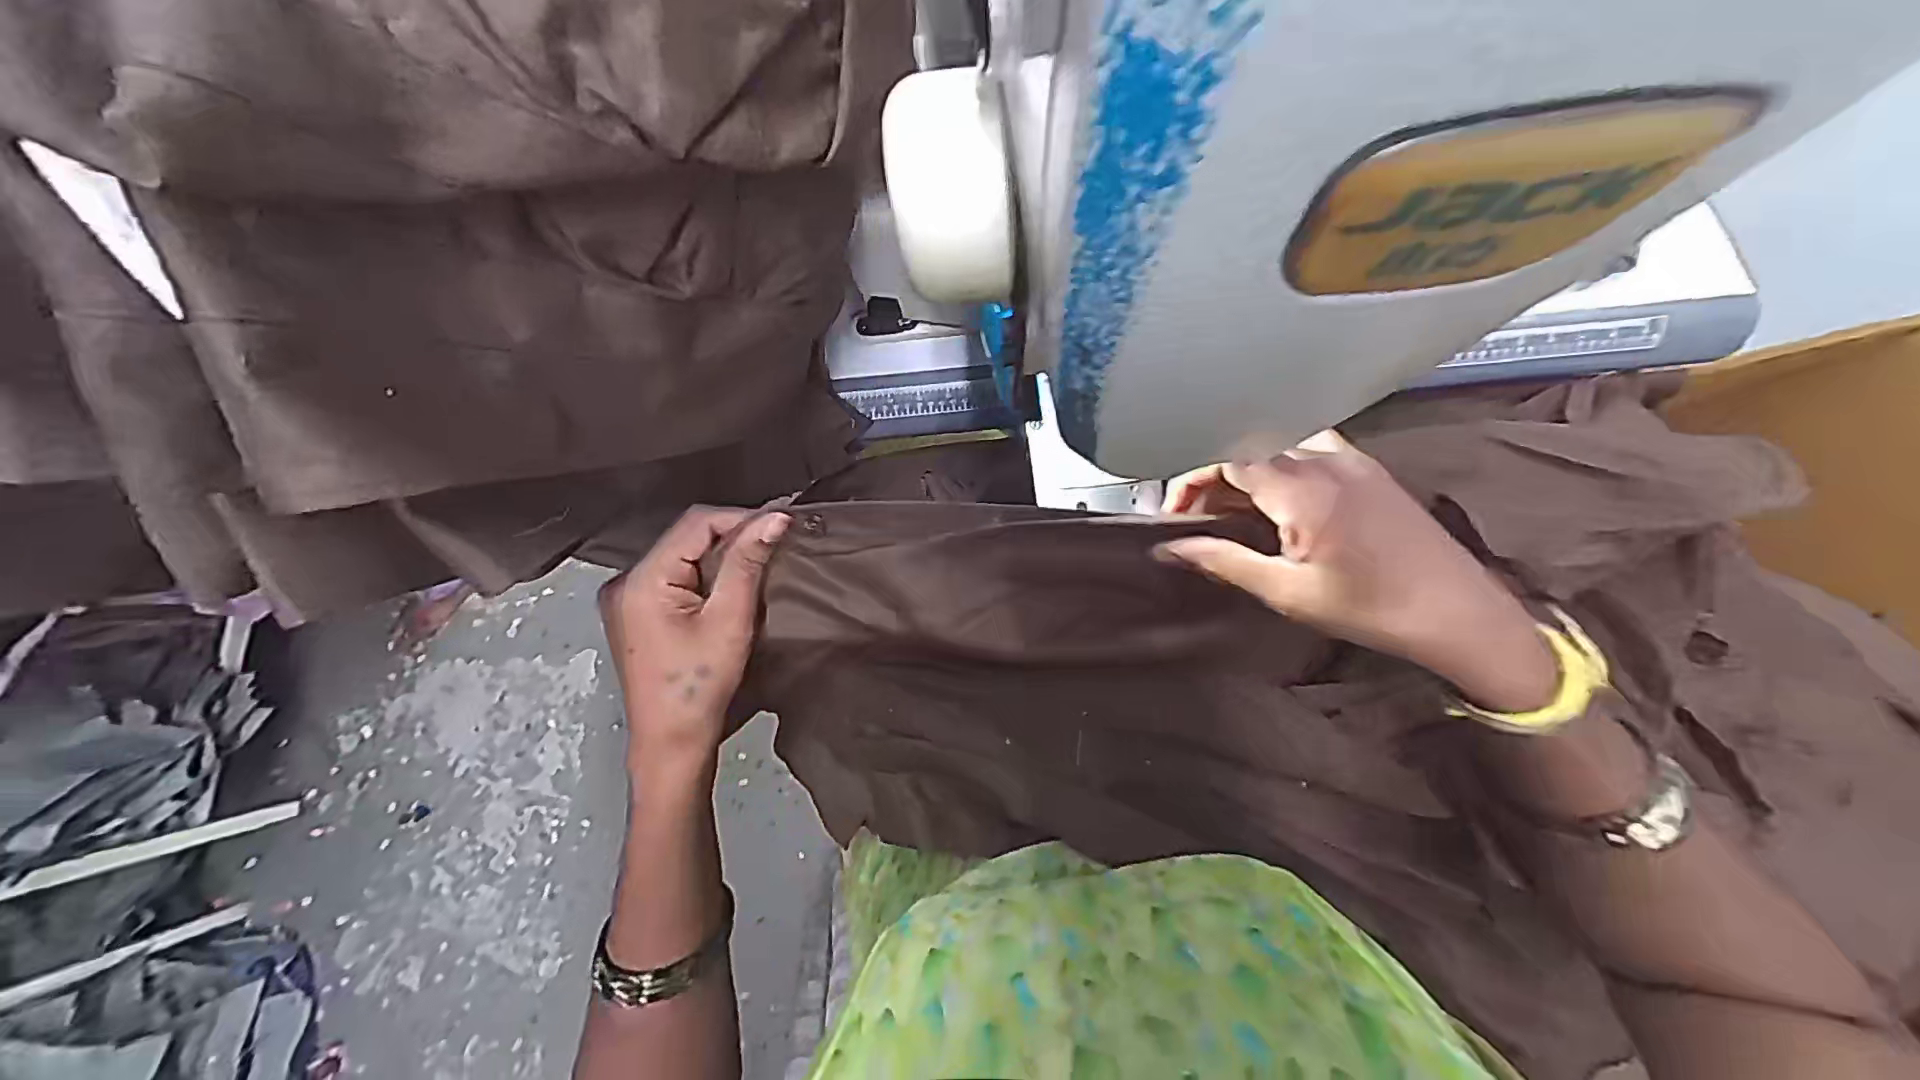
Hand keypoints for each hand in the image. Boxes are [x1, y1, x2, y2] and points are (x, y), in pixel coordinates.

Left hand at [599, 506, 789, 771]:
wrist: (671, 743)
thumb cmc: (700, 685)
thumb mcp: (730, 619)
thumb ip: (748, 563)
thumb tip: (774, 519)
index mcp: (642, 580)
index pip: (695, 523)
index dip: (741, 518)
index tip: (780, 526)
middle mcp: (627, 581)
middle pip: (686, 536)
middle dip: (733, 535)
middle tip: (775, 542)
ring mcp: (628, 598)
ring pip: (683, 555)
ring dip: (722, 554)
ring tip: (761, 560)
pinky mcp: (638, 613)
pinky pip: (676, 576)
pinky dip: (708, 574)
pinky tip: (733, 584)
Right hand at [1157, 431, 1556, 711]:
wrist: (1457, 613)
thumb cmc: (1373, 608)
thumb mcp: (1286, 590)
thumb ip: (1223, 561)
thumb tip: (1172, 550)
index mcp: (1303, 490)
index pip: (1226, 459)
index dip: (1190, 482)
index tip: (1175, 514)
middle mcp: (1327, 462)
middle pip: (1249, 448)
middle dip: (1213, 480)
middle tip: (1198, 520)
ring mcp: (1354, 461)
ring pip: (1279, 445)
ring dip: (1248, 470)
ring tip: (1237, 510)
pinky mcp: (1371, 470)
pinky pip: (1312, 448)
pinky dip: (1283, 464)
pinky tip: (1282, 499)